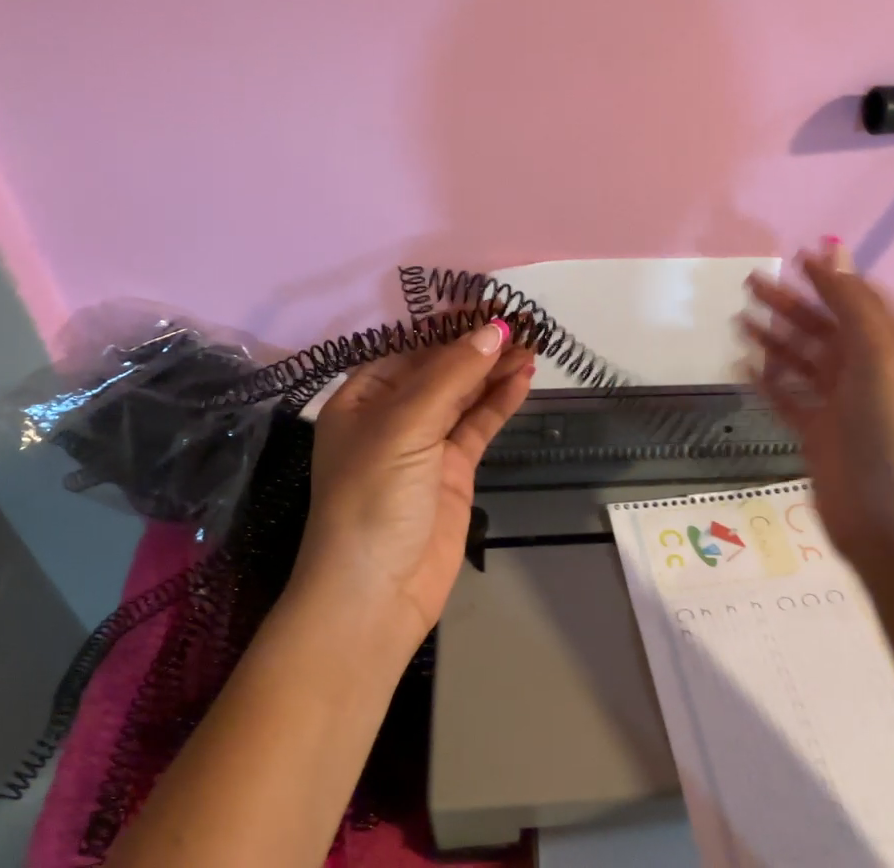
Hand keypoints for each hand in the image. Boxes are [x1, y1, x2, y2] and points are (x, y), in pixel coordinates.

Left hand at [291, 320, 532, 654]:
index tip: (487, 301)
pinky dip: (500, 401)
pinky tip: (523, 376)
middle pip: (439, 368)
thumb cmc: (372, 499)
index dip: (445, 324)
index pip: (407, 348)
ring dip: (494, 369)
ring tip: (533, 341)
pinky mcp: (453, 471)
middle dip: (476, 344)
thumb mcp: (404, 427)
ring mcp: (424, 445)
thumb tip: (494, 329)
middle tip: (522, 317)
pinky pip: (478, 425)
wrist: (376, 593)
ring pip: (464, 395)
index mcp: (360, 399)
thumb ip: (451, 376)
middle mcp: (391, 416)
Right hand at [739, 244, 893, 556]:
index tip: (796, 256)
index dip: (832, 278)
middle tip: (750, 284)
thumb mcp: (880, 359)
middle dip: (790, 304)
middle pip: (823, 329)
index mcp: (890, 352)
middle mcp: (865, 375)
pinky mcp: (815, 436)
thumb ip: (853, 306)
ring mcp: (839, 408)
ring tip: (739, 320)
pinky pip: (786, 400)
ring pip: (801, 362)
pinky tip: (742, 366)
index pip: (860, 303)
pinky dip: (766, 382)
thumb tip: (831, 252)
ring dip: (773, 338)